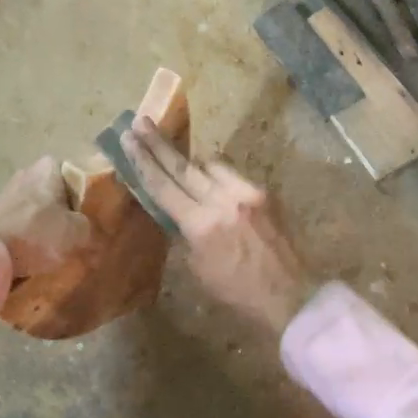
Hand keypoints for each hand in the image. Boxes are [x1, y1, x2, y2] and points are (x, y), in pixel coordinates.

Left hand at [0, 156, 93, 277]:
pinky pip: (24, 219)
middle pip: (60, 192)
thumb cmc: (35, 234)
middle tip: (79, 235)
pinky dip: (31, 232)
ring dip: (48, 224)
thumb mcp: (75, 233)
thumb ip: (90, 227)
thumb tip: (89, 230)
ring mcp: (9, 190)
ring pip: (41, 207)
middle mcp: (28, 171)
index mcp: (50, 166)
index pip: (80, 175)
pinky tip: (36, 251)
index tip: (95, 218)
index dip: (91, 197)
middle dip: (68, 211)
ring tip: (58, 248)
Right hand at [122, 116, 311, 332]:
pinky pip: (231, 174)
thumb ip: (184, 232)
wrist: (290, 295)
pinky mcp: (262, 192)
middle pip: (182, 166)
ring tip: (180, 166)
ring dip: (192, 164)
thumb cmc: (236, 292)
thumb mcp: (197, 267)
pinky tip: (213, 184)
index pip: (162, 186)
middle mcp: (221, 201)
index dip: (142, 160)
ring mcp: (245, 193)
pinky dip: (216, 175)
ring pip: (208, 165)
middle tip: (141, 122)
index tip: (128, 138)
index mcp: (200, 226)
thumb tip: (175, 209)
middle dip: (158, 144)